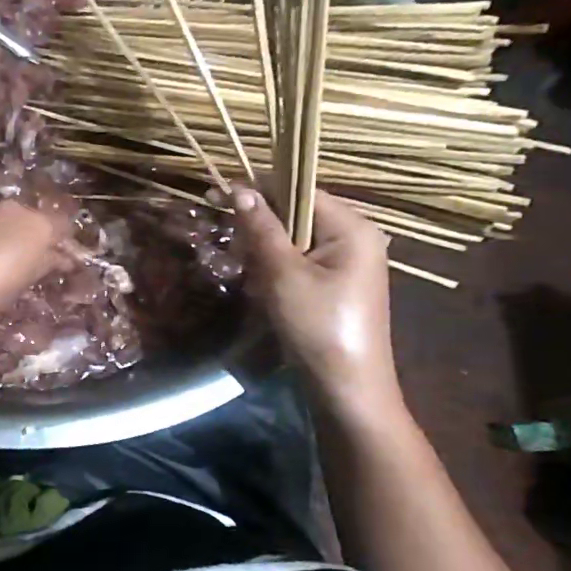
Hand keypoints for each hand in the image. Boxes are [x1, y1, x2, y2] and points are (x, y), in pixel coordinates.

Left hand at [0, 200, 68, 337]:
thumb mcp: (26, 280)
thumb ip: (48, 262)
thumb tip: (63, 258)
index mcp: (39, 224)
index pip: (63, 226)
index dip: (63, 242)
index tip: (59, 259)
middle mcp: (17, 208)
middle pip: (36, 218)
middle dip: (37, 235)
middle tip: (31, 259)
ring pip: (11, 217)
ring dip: (13, 231)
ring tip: (4, 255)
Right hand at [232, 185, 402, 414]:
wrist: (344, 382)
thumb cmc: (316, 323)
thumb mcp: (282, 273)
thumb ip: (261, 229)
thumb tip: (239, 189)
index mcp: (352, 228)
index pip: (300, 190)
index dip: (258, 190)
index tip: (216, 195)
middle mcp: (355, 237)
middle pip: (295, 213)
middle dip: (259, 228)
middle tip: (232, 250)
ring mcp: (347, 261)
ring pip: (292, 239)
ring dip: (263, 252)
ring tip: (248, 276)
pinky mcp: (335, 282)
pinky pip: (298, 260)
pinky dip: (274, 268)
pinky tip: (262, 289)